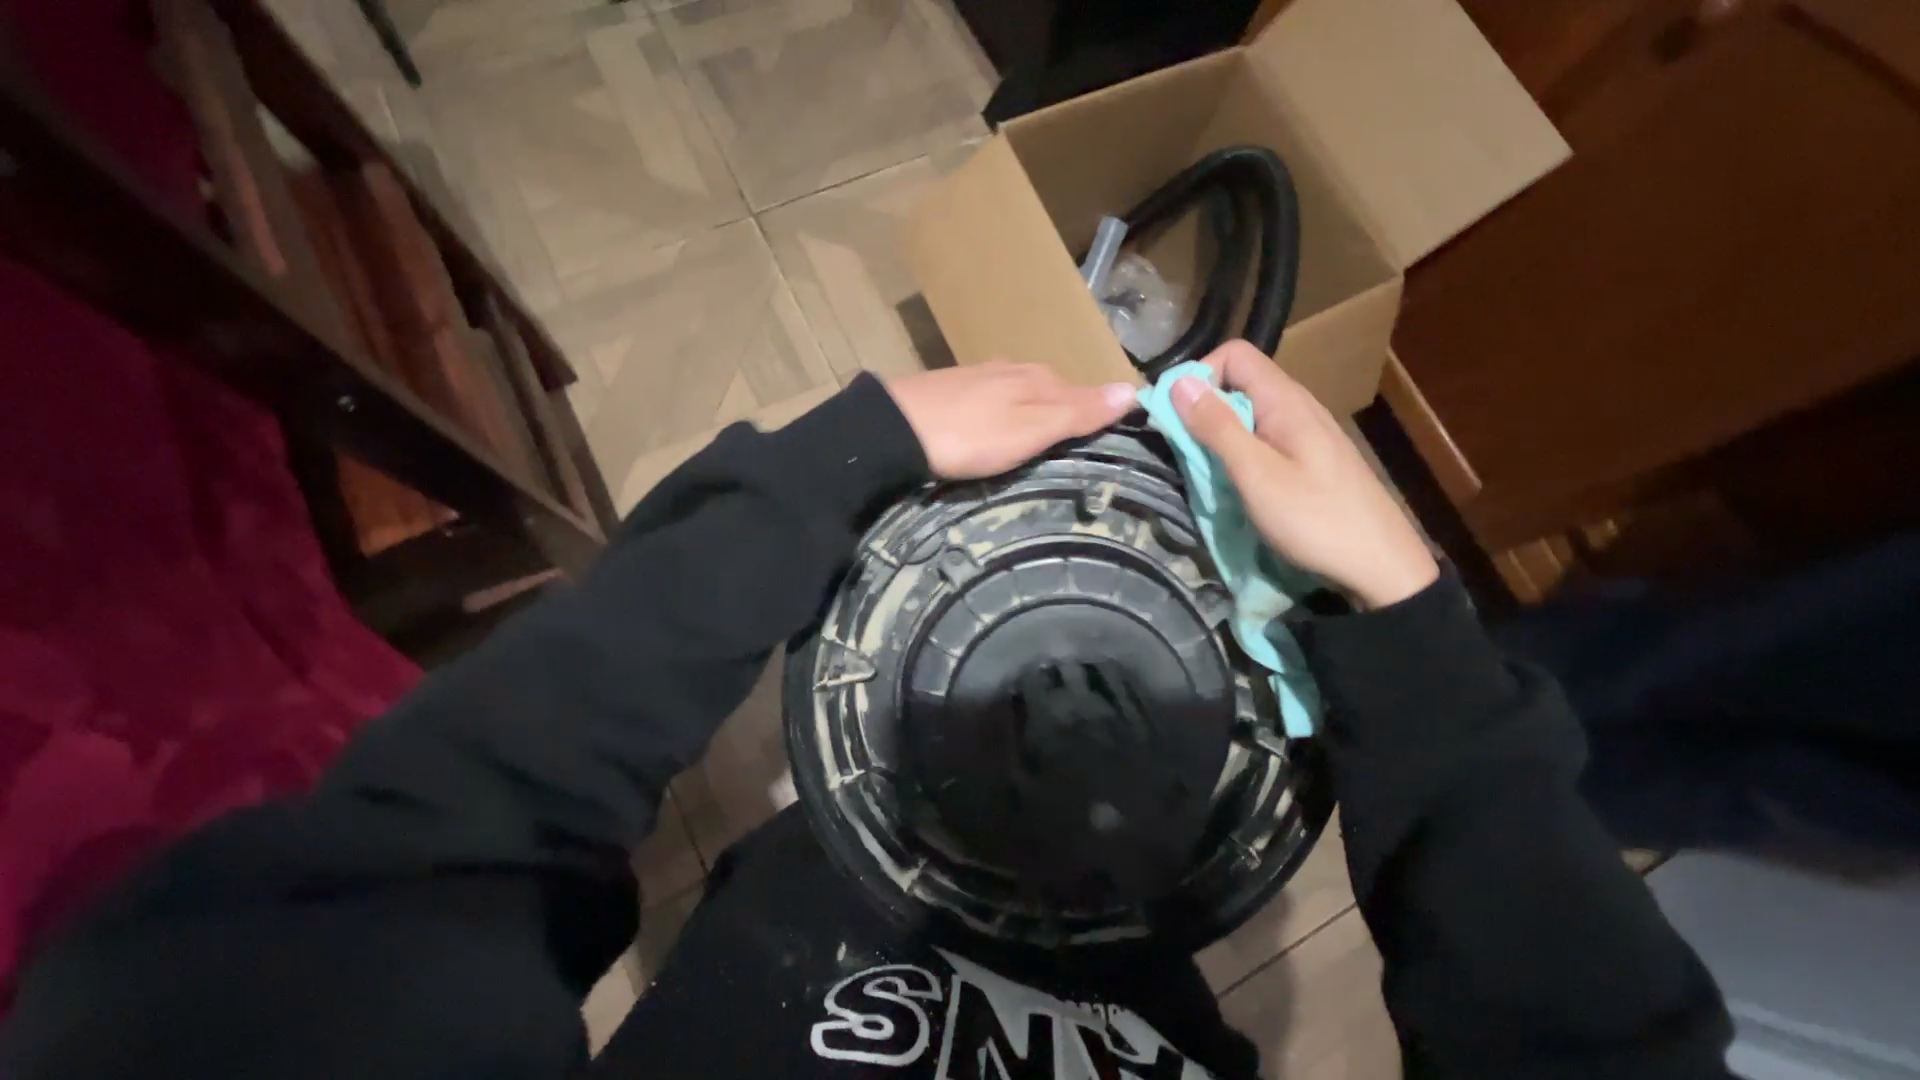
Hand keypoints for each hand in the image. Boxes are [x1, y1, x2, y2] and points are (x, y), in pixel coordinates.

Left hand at [885, 363, 1136, 479]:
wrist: (895, 431)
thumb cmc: (970, 435)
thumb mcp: (1032, 429)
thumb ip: (1079, 412)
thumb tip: (1133, 390)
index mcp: (1038, 378)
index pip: (1084, 393)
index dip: (1099, 415)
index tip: (1110, 442)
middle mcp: (1012, 370)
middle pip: (1052, 392)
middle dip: (1064, 416)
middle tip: (1075, 453)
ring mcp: (979, 379)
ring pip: (1020, 396)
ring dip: (1032, 417)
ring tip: (1037, 448)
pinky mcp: (951, 393)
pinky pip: (993, 404)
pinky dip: (1003, 419)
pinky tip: (995, 435)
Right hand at [1172, 341, 1438, 608]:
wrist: (1380, 565)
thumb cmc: (1315, 519)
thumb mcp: (1255, 474)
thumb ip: (1217, 427)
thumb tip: (1179, 382)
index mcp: (1285, 400)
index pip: (1234, 354)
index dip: (1199, 375)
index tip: (1177, 416)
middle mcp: (1298, 405)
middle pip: (1240, 382)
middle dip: (1204, 408)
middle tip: (1186, 451)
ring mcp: (1307, 432)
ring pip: (1250, 413)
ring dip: (1220, 433)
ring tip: (1208, 471)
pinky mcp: (1311, 458)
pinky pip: (1264, 438)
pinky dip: (1241, 452)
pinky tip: (1240, 484)